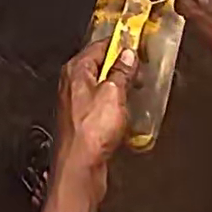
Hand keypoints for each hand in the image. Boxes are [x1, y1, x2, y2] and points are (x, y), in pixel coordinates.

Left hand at [53, 37, 137, 183]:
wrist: (79, 167)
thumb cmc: (90, 133)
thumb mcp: (113, 94)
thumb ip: (121, 72)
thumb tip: (127, 56)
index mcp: (76, 70)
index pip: (98, 46)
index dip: (118, 44)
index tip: (135, 44)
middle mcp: (72, 83)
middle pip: (98, 64)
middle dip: (120, 65)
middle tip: (139, 68)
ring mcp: (75, 102)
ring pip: (100, 84)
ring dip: (118, 85)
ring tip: (136, 89)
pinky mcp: (81, 120)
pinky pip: (100, 103)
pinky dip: (113, 103)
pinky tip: (125, 111)